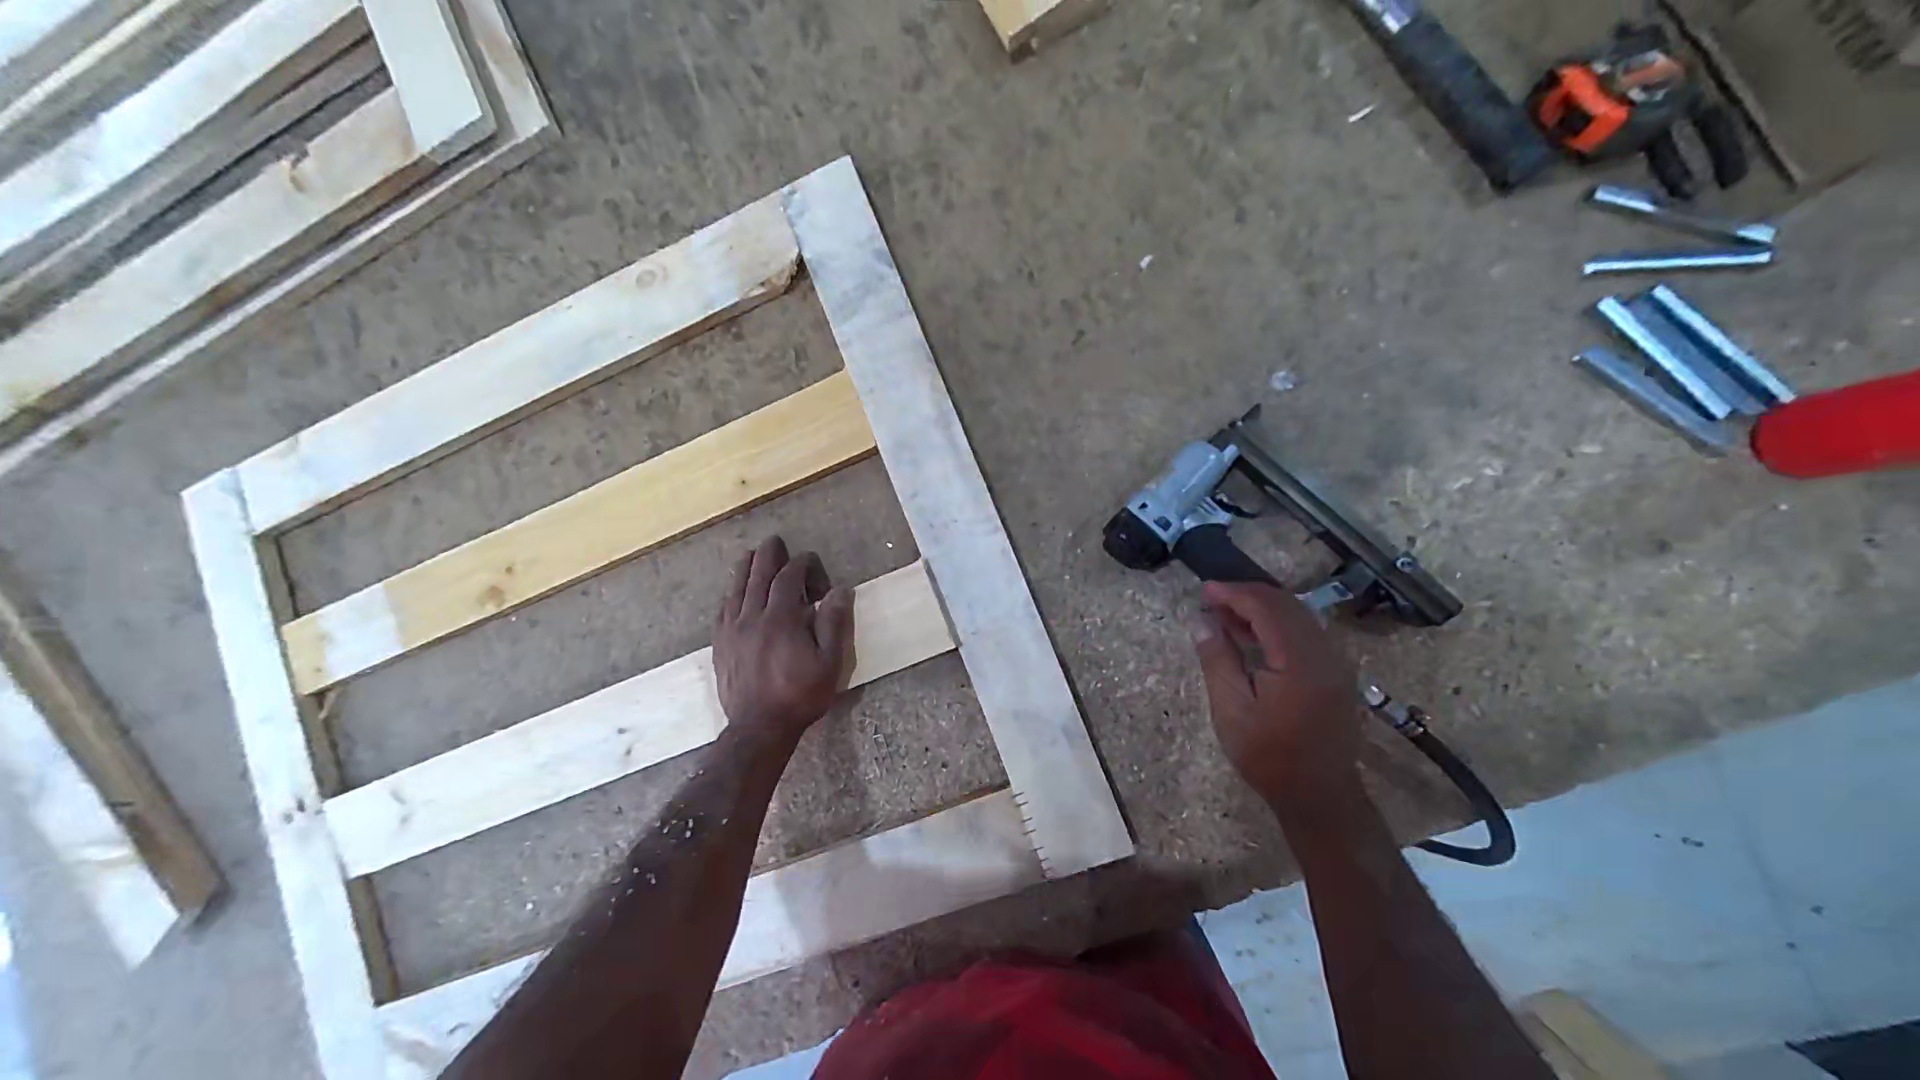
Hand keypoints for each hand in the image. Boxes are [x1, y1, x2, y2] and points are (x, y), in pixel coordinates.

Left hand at [713, 537, 854, 751]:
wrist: (759, 728)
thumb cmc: (800, 696)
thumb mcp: (829, 663)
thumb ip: (834, 623)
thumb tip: (840, 590)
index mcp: (781, 619)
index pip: (789, 578)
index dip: (801, 564)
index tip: (810, 560)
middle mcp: (752, 617)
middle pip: (758, 576)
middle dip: (768, 556)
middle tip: (775, 541)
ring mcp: (732, 631)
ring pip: (737, 590)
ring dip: (746, 568)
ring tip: (751, 555)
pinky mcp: (720, 645)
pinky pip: (723, 610)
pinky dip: (731, 595)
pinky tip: (733, 593)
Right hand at [1191, 581, 1364, 813]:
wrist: (1319, 795)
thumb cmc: (1269, 756)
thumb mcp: (1231, 709)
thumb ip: (1217, 659)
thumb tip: (1201, 621)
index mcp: (1299, 661)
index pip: (1266, 607)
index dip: (1234, 593)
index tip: (1204, 591)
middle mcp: (1324, 653)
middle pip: (1286, 605)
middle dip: (1247, 596)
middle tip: (1211, 601)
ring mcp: (1336, 663)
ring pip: (1299, 616)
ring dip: (1262, 608)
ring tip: (1226, 616)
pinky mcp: (1336, 673)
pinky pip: (1306, 633)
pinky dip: (1277, 625)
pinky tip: (1253, 636)